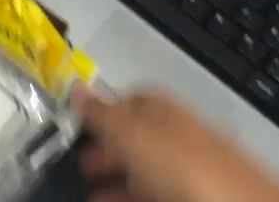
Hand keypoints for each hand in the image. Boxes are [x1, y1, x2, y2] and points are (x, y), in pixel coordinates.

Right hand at [77, 90, 278, 201]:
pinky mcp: (203, 201)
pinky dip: (137, 200)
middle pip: (138, 139)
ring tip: (95, 199)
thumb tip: (74, 87)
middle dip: (108, 153)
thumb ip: (102, 115)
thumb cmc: (190, 172)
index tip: (79, 128)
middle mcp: (180, 138)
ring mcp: (195, 176)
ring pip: (149, 175)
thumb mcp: (135, 137)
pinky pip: (161, 198)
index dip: (103, 113)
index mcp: (165, 113)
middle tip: (81, 169)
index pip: (129, 100)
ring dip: (120, 185)